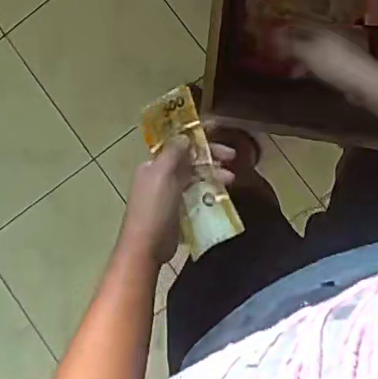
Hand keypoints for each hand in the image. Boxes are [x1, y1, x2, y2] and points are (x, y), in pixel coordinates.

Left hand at [118, 138, 236, 266]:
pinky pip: (197, 194)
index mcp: (154, 164)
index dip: (196, 136)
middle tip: (232, 156)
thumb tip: (185, 136)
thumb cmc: (153, 208)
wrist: (145, 248)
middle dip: (210, 156)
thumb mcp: (162, 175)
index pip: (177, 143)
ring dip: (213, 174)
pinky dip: (209, 191)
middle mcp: (161, 175)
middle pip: (189, 159)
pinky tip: (222, 193)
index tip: (217, 130)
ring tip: (231, 179)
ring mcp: (170, 193)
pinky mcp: (178, 210)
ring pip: (195, 177)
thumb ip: (173, 153)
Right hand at [274, 23, 377, 92]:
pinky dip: (309, 68)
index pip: (299, 25)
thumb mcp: (309, 53)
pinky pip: (320, 64)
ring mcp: (338, 53)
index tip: (270, 37)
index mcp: (323, 31)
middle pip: (306, 38)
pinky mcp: (343, 68)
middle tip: (276, 55)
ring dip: (299, 59)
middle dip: (290, 46)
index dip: (284, 30)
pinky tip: (306, 75)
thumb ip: (291, 45)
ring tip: (289, 68)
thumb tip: (274, 36)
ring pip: (313, 52)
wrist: (367, 84)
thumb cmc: (337, 65)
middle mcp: (331, 38)